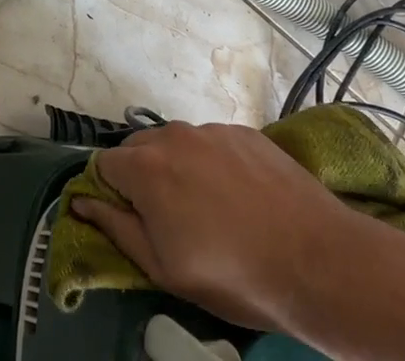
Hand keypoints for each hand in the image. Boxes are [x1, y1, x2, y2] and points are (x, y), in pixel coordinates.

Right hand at [71, 120, 362, 332]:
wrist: (321, 262)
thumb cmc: (234, 275)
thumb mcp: (163, 269)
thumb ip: (116, 228)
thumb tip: (83, 202)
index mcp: (145, 168)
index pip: (104, 165)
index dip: (113, 194)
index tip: (135, 220)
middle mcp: (173, 136)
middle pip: (138, 148)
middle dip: (143, 177)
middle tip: (171, 218)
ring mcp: (213, 130)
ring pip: (177, 144)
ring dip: (179, 167)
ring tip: (211, 208)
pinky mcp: (246, 132)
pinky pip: (212, 143)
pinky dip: (214, 162)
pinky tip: (240, 196)